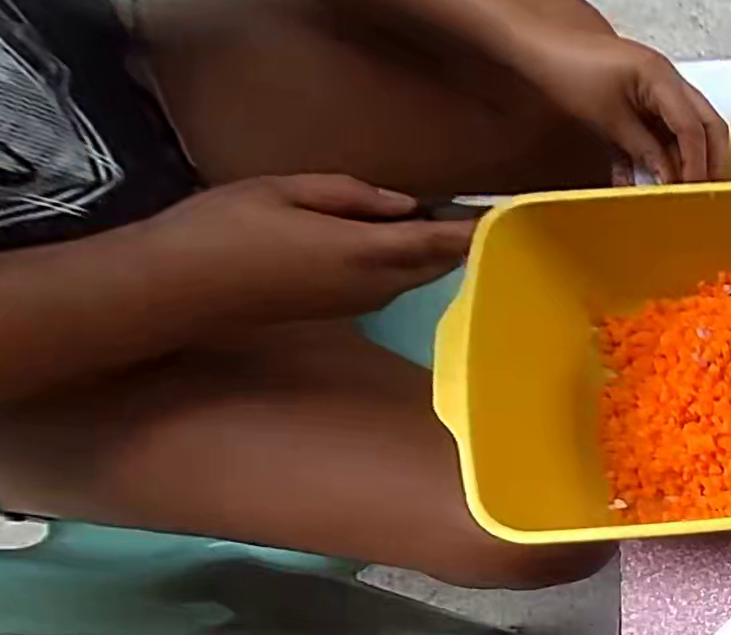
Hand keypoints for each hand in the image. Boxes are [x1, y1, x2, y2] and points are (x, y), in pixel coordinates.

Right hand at [135, 175, 473, 322]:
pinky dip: (410, 263)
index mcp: (369, 250)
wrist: (188, 289)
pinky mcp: (361, 307)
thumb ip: (351, 195)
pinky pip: (400, 281)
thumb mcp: (280, 191)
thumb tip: (406, 205)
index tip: (501, 221)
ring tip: (427, 222)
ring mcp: (375, 300)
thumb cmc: (225, 230)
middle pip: (440, 262)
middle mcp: (384, 282)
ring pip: (423, 274)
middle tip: (461, 213)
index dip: (473, 232)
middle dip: (456, 241)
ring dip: (432, 252)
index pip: (440, 242)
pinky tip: (390, 244)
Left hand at [514, 29, 727, 182]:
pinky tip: (644, 174)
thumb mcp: (609, 119)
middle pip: (710, 129)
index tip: (691, 192)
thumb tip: (670, 181)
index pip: (693, 130)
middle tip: (699, 191)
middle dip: (709, 163)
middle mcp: (670, 82)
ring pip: (695, 133)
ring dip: (686, 161)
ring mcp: (663, 91)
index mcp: (661, 78)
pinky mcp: (652, 102)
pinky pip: (670, 133)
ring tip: (673, 186)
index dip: (696, 166)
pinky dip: (664, 156)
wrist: (540, 41)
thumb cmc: (567, 66)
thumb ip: (646, 151)